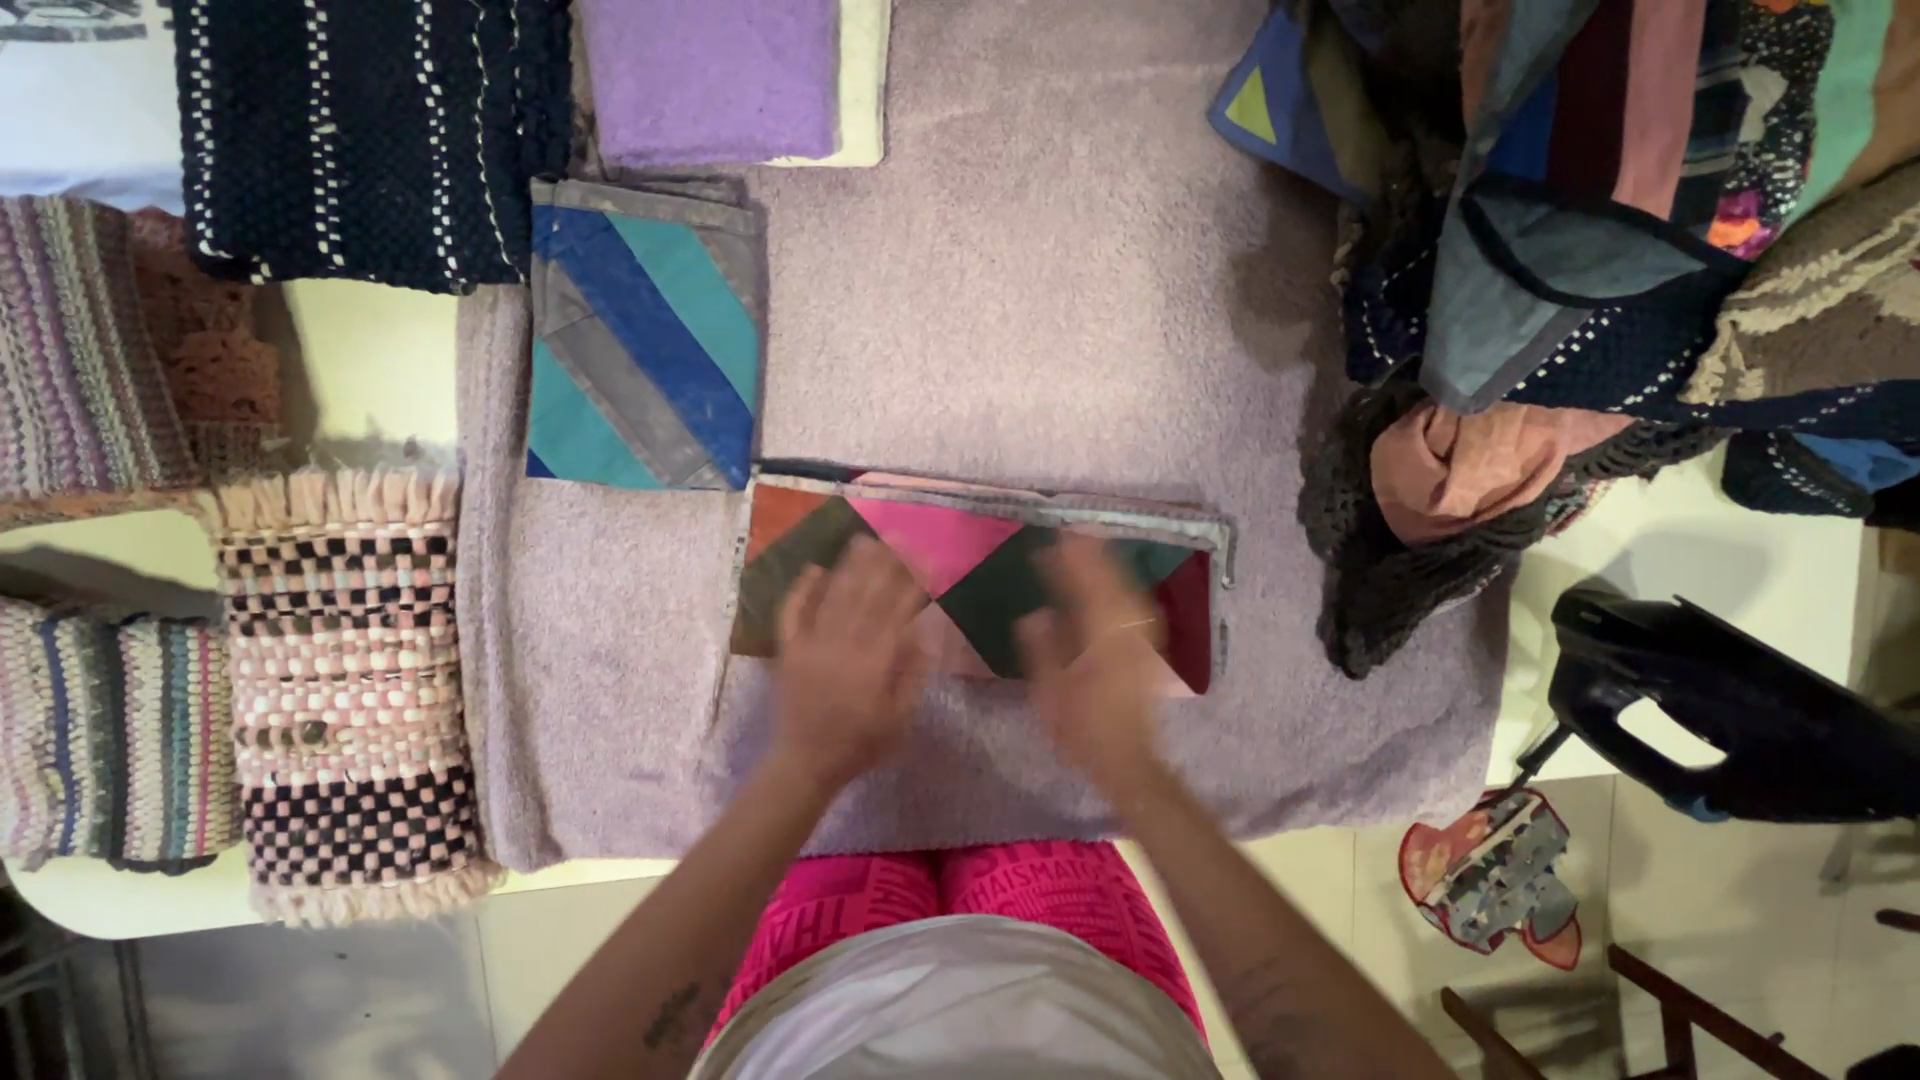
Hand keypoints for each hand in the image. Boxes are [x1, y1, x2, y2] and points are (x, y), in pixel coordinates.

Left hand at [770, 536, 928, 793]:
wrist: (806, 763)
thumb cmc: (861, 744)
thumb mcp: (900, 717)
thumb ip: (912, 673)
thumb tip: (923, 631)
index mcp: (875, 661)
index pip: (898, 611)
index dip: (912, 582)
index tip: (924, 557)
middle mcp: (844, 644)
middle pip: (867, 595)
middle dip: (884, 563)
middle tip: (895, 536)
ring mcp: (812, 644)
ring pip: (834, 597)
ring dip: (849, 566)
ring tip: (862, 540)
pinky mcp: (789, 651)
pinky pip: (793, 615)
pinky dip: (802, 591)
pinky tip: (814, 569)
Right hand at [1017, 534, 1167, 796]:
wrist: (1129, 761)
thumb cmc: (1082, 731)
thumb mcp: (1049, 693)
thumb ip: (1042, 650)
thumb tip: (1034, 614)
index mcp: (1098, 641)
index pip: (1085, 589)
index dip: (1070, 562)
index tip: (1054, 540)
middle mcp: (1125, 634)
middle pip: (1112, 582)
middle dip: (1094, 554)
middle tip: (1074, 531)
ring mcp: (1142, 642)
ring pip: (1128, 592)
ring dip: (1111, 566)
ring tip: (1093, 546)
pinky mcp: (1149, 651)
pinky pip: (1138, 607)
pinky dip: (1125, 587)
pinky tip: (1117, 585)